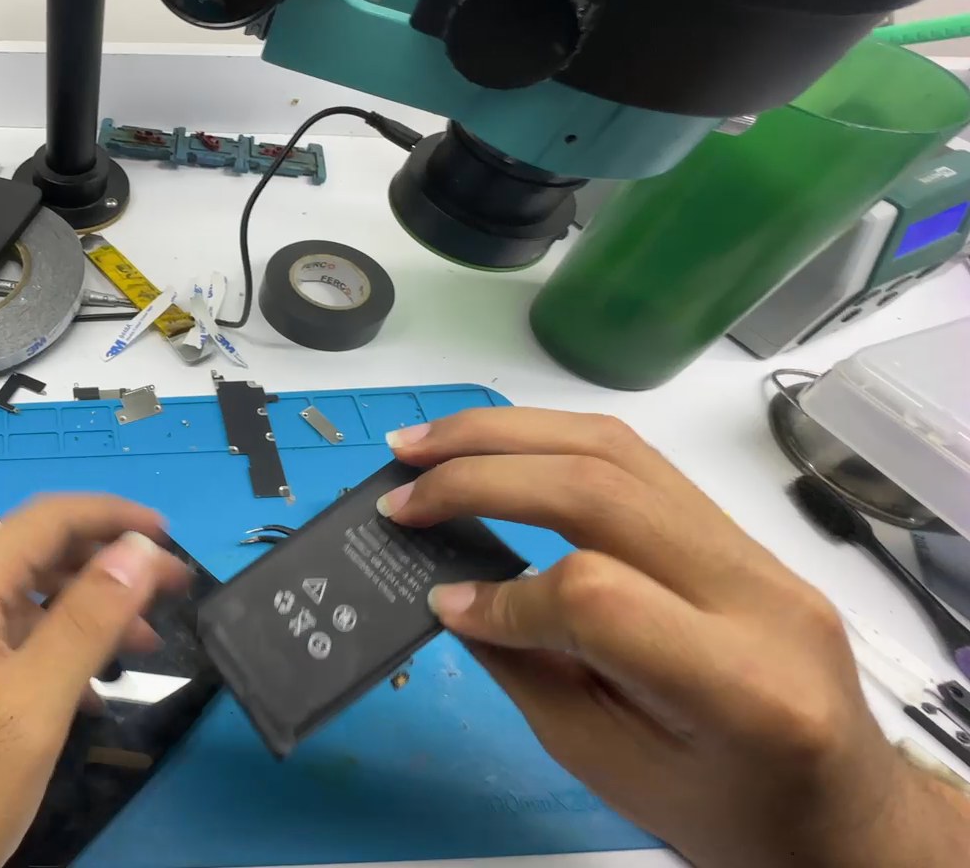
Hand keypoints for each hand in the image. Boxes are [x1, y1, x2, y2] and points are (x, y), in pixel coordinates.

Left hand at [0, 495, 188, 867]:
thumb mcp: (33, 703)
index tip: (172, 535)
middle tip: (173, 591)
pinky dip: (55, 642)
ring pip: (28, 590)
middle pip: (41, 549)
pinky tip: (91, 685)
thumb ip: (90, 619)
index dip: (116, 517)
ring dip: (87, 607)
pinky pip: (8, 627)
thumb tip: (140, 547)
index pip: (52, 517)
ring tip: (145, 641)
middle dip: (109, 564)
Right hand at [380, 408, 969, 867]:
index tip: (441, 605)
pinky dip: (537, 437)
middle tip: (399, 484)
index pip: (593, 596)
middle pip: (596, 488)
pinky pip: (625, 453)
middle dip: (477, 476)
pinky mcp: (726, 524)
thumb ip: (518, 661)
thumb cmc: (714, 803)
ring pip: (609, 446)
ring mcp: (749, 547)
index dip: (499, 595)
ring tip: (424, 445)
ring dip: (498, 433)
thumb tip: (447, 590)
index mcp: (739, 684)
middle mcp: (755, 594)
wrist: (838, 804)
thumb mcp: (597, 755)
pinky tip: (485, 444)